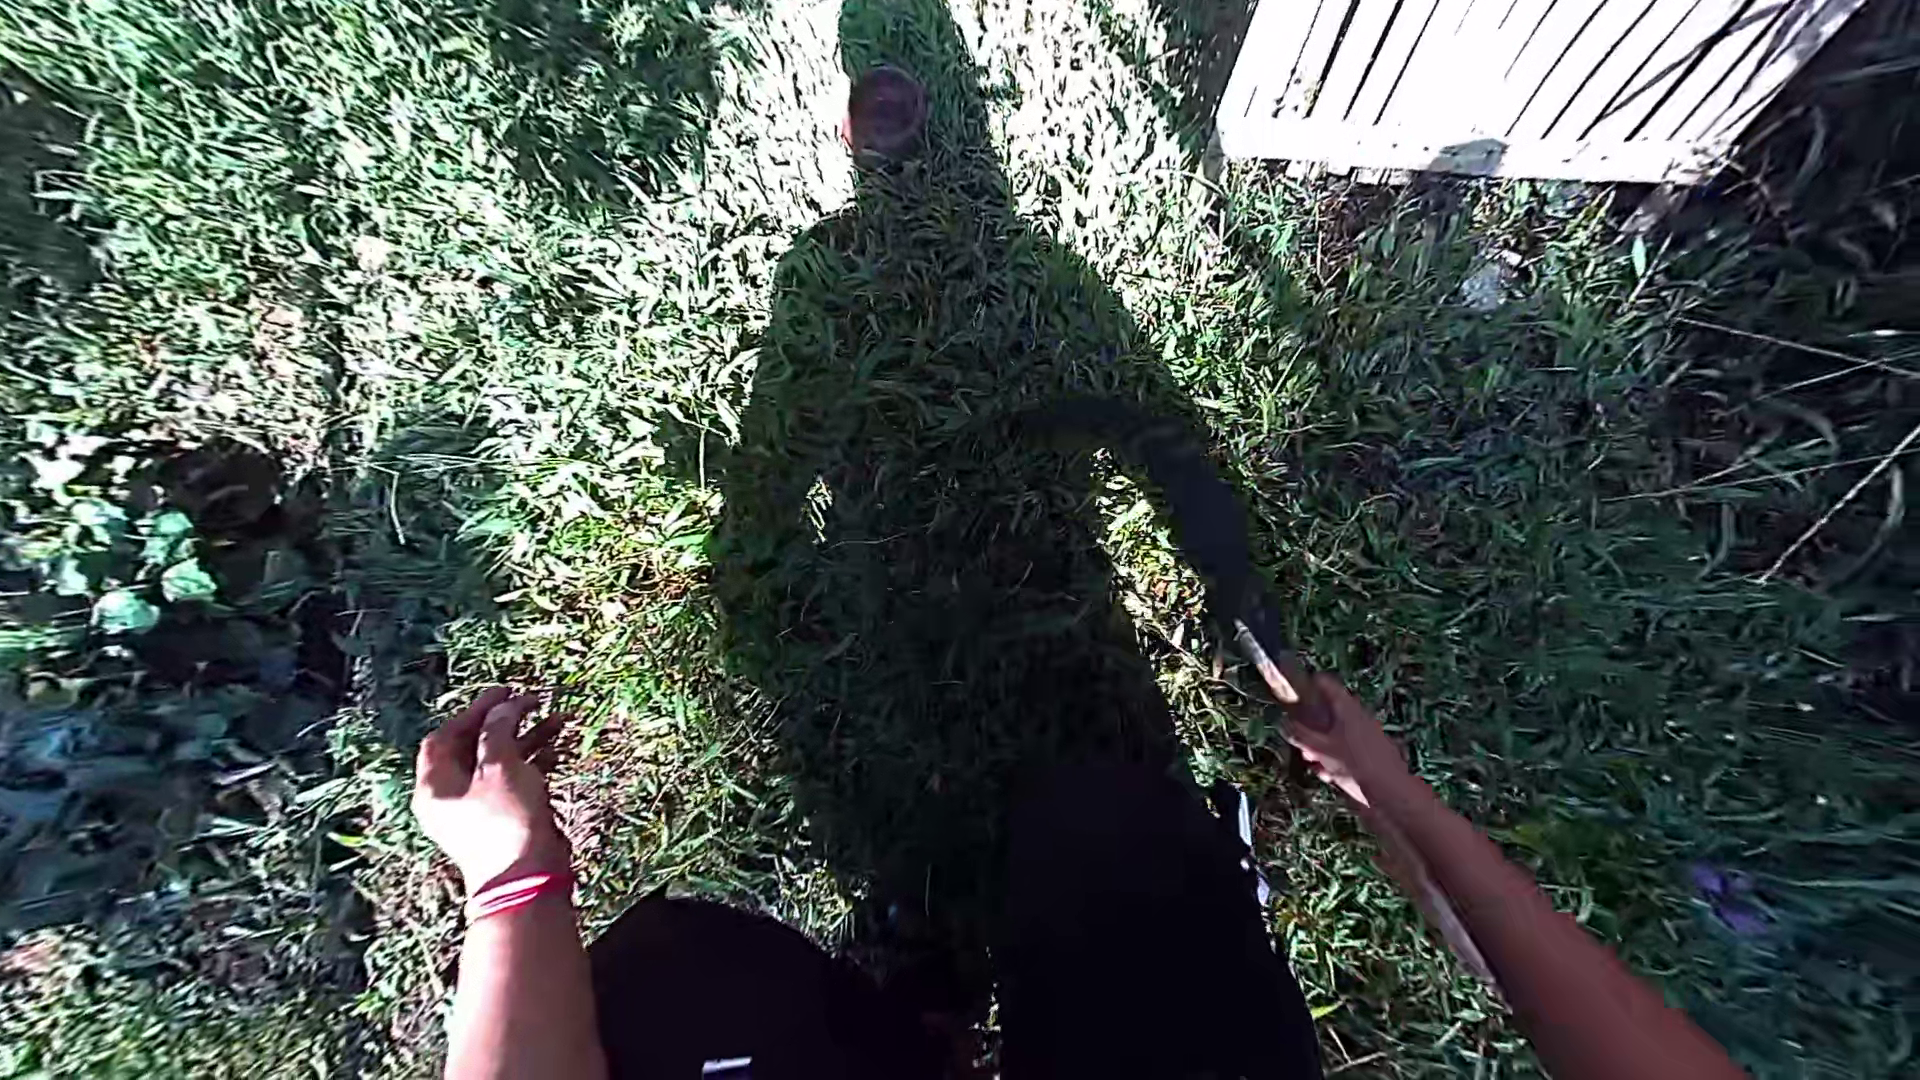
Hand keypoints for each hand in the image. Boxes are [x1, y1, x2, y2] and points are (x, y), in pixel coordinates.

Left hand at [412, 687, 569, 893]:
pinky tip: (556, 750)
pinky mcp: (505, 812)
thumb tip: (503, 706)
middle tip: (533, 701)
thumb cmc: (507, 817)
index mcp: (436, 785)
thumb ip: (499, 732)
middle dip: (505, 721)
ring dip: (528, 737)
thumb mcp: (500, 767)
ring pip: (501, 759)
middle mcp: (452, 794)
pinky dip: (535, 759)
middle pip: (475, 745)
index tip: (505, 691)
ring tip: (559, 720)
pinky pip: (517, 776)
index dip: (474, 710)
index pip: (445, 736)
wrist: (526, 872)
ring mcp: (479, 805)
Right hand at [1285, 674, 1417, 808]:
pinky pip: (1347, 748)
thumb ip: (1298, 734)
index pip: (1324, 683)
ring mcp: (1368, 735)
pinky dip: (1335, 756)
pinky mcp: (1373, 754)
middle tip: (1298, 735)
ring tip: (1310, 759)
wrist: (1393, 793)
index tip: (1292, 691)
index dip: (1306, 683)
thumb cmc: (1354, 763)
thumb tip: (1282, 724)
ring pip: (1336, 731)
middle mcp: (1358, 717)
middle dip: (1310, 723)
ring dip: (1320, 743)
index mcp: (1346, 708)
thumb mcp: (1318, 748)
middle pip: (1328, 710)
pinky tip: (1328, 774)